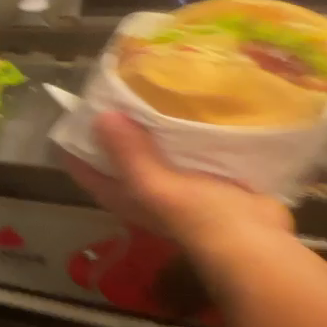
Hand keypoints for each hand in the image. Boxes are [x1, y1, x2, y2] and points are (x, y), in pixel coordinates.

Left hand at [63, 112, 292, 255]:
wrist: (251, 237)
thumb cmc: (195, 213)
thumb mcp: (152, 182)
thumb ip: (127, 153)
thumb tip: (101, 117)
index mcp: (115, 191)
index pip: (81, 163)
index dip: (75, 138)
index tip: (81, 106)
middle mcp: (135, 186)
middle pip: (114, 153)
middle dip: (114, 125)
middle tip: (120, 89)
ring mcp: (169, 182)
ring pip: (151, 148)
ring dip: (150, 126)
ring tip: (153, 89)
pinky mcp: (200, 176)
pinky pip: (185, 148)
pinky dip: (183, 130)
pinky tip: (190, 106)